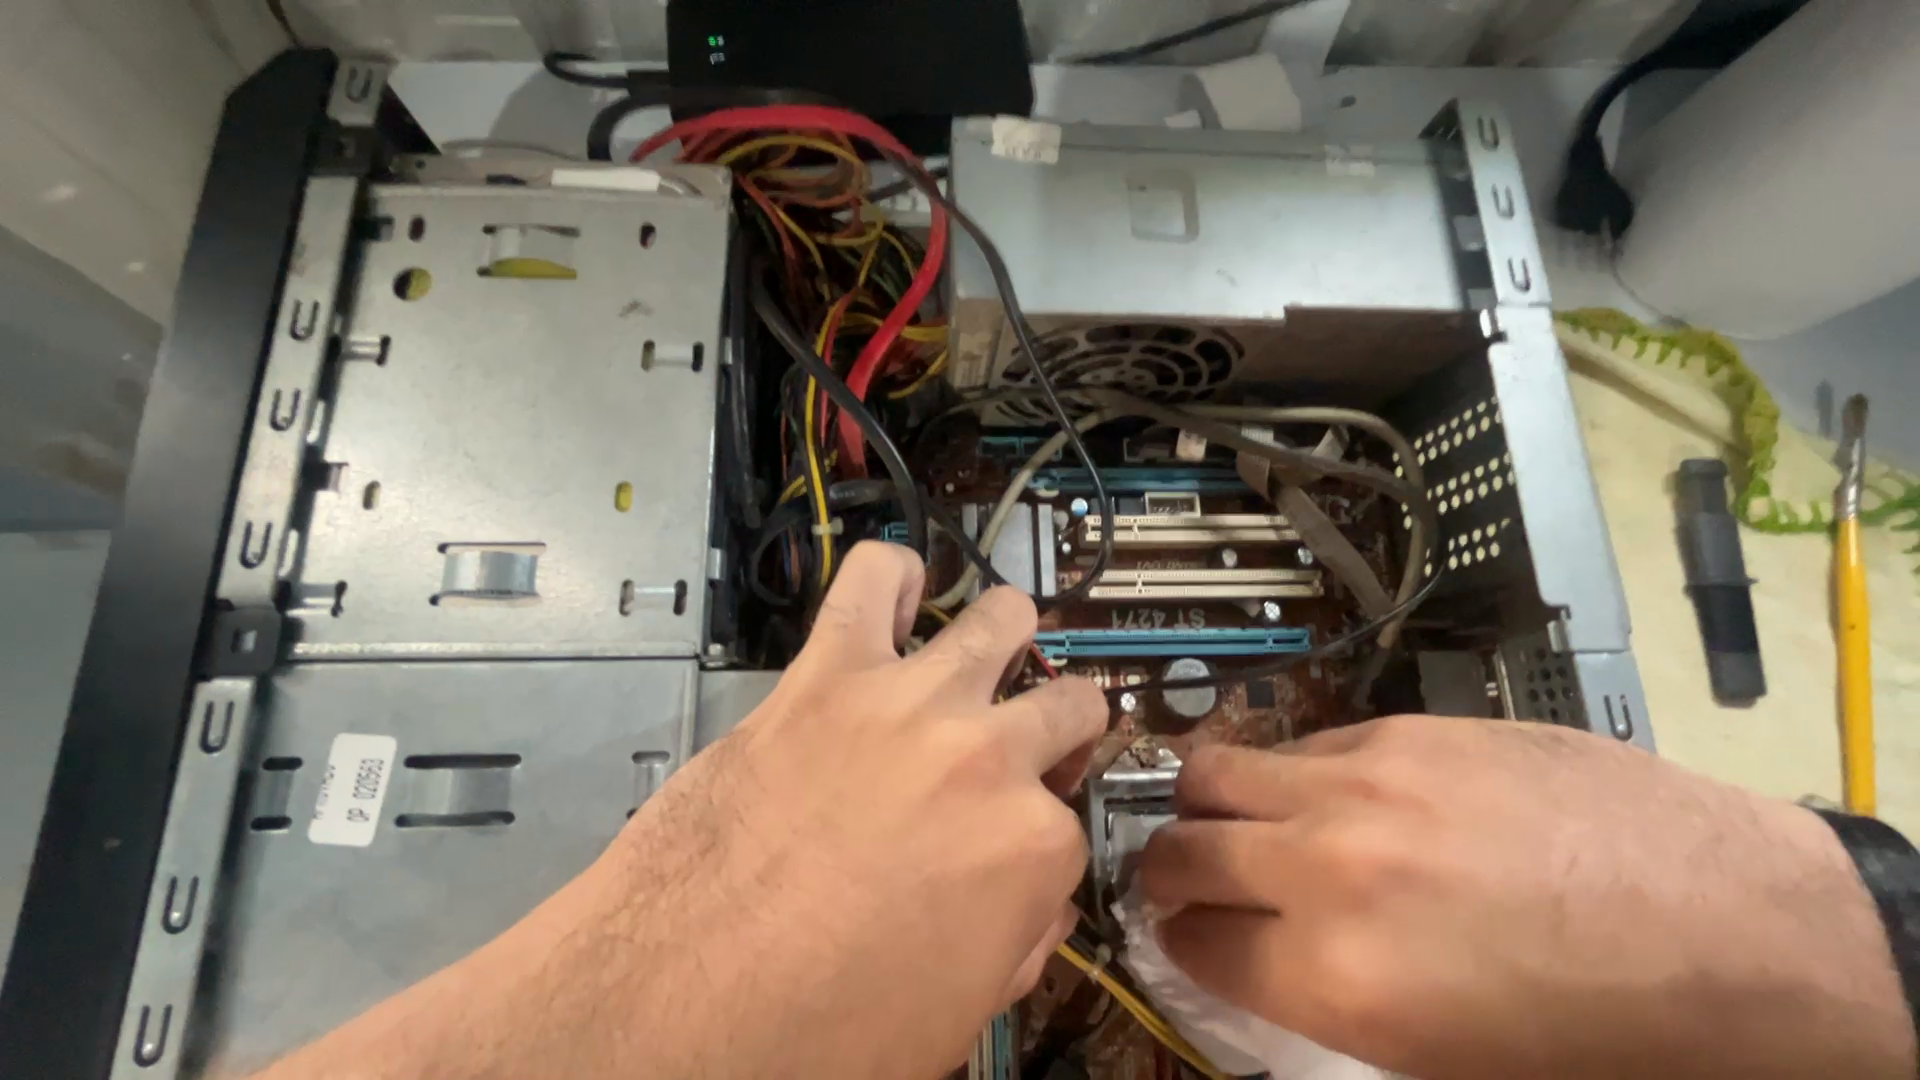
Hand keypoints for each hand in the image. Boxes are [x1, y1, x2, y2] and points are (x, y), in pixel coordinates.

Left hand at [254, 542, 1105, 1079]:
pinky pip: (872, 578)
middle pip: (1068, 705)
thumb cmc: (821, 1034)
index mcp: (1030, 846)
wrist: (675, 1005)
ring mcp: (913, 699)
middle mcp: (989, 754)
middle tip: (1031, 741)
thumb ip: (1013, 938)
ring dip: (1006, 635)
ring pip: (1000, 619)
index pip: (1066, 824)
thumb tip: (1025, 895)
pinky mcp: (830, 671)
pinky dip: (893, 576)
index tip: (1009, 851)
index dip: (1036, 845)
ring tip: (989, 649)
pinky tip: (899, 593)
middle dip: (1062, 728)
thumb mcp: (955, 1017)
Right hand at [1140, 717, 1913, 1079]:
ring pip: (1211, 771)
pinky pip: (1298, 748)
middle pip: (1177, 847)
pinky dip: (1289, 779)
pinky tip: (1336, 800)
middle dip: (1164, 870)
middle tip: (1181, 877)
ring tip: (1236, 821)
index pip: (1192, 942)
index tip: (1185, 934)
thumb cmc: (1597, 1036)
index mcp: (1337, 977)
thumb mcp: (1441, 1059)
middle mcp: (1324, 868)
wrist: (1742, 931)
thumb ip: (1318, 997)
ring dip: (1206, 805)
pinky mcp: (1397, 729)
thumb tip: (1242, 947)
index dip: (1180, 942)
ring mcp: (1357, 783)